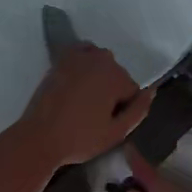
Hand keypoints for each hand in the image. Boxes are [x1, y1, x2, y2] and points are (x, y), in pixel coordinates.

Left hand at [16, 43, 155, 165]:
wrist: (39, 137)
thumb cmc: (80, 139)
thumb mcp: (117, 132)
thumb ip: (139, 110)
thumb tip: (152, 91)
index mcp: (115, 76)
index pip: (133, 90)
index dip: (123, 109)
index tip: (108, 122)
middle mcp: (99, 59)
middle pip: (117, 75)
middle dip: (112, 91)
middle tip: (94, 115)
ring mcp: (77, 56)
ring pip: (101, 64)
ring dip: (99, 77)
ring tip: (84, 101)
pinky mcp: (60, 60)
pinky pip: (82, 53)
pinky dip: (85, 62)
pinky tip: (78, 80)